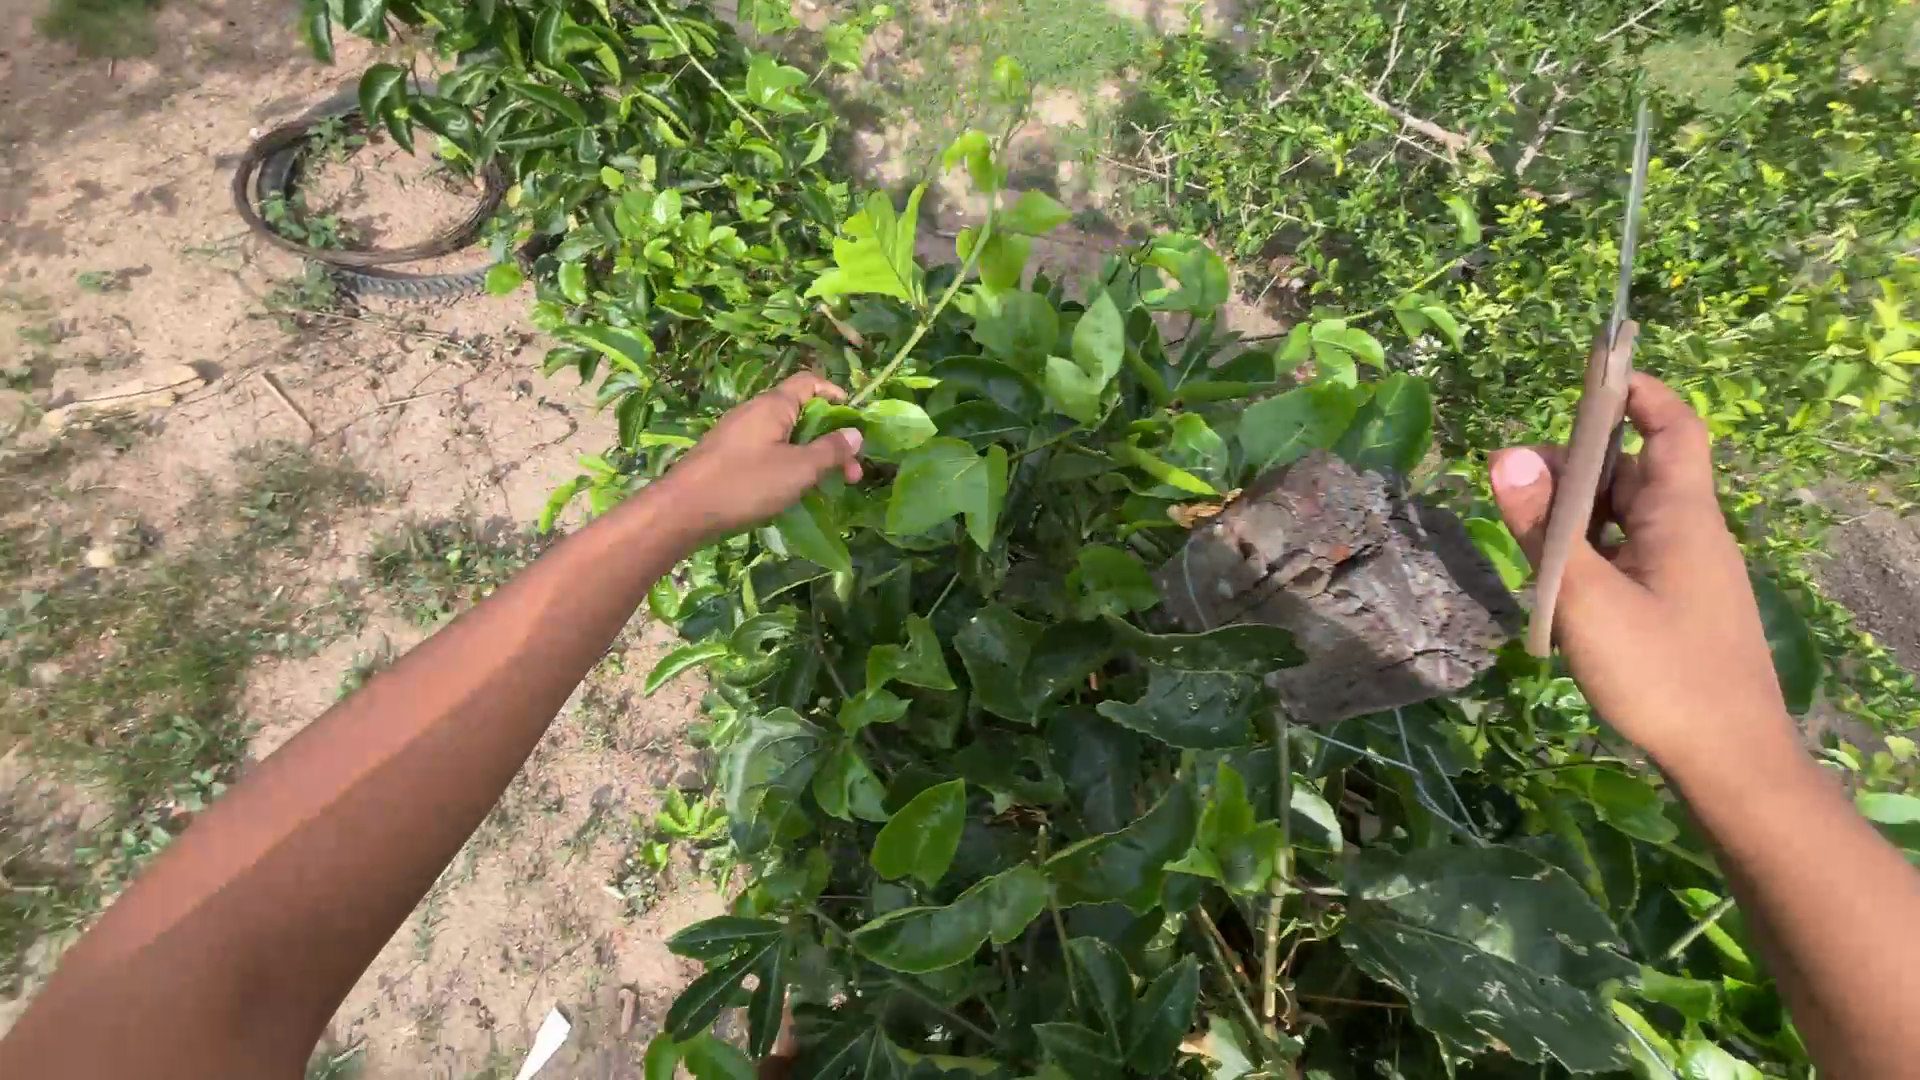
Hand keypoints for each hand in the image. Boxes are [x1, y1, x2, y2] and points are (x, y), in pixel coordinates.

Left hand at [659, 372, 863, 540]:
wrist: (684, 509)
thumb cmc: (746, 483)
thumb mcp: (799, 468)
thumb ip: (831, 450)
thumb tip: (855, 433)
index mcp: (774, 405)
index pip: (811, 382)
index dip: (837, 396)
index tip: (855, 423)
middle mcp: (755, 411)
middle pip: (803, 413)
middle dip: (831, 439)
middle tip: (852, 473)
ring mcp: (739, 433)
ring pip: (786, 436)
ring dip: (812, 456)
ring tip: (826, 486)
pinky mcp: (729, 455)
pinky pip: (769, 451)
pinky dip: (789, 464)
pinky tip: (794, 490)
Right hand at [1489, 372, 1795, 774]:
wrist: (1727, 759)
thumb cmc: (1661, 671)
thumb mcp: (1587, 597)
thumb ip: (1544, 527)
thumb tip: (1504, 455)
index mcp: (1685, 521)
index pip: (1676, 433)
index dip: (1642, 395)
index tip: (1595, 372)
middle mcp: (1689, 536)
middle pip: (1636, 472)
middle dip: (1578, 458)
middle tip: (1514, 474)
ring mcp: (1680, 572)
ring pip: (1624, 514)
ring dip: (1574, 505)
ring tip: (1520, 519)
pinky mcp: (1668, 603)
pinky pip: (1622, 550)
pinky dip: (1584, 543)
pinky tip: (1550, 567)